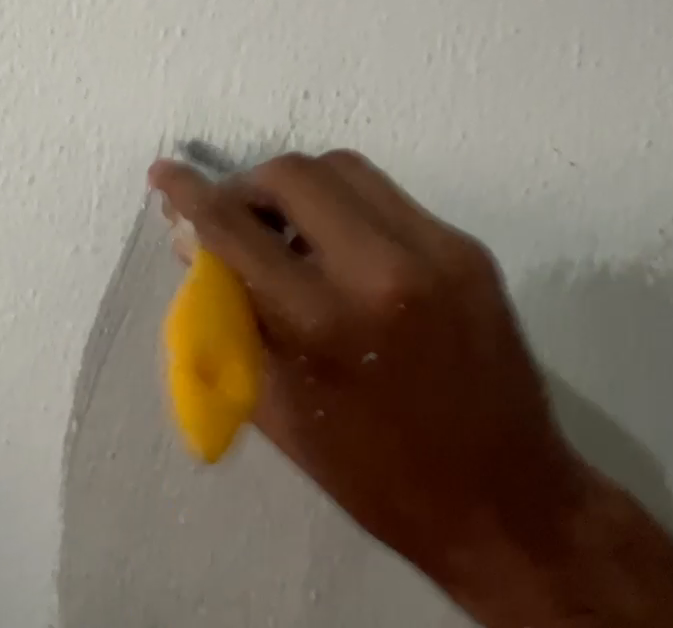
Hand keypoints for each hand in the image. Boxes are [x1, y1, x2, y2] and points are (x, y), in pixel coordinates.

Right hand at [148, 152, 581, 585]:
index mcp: (323, 321)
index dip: (189, 192)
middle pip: (294, 172)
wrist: (507, 503)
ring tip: (285, 228)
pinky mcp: (468, 250)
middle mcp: (382, 269)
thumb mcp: (276, 405)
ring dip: (298, 185)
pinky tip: (338, 248)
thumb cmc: (372, 473)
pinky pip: (387, 197)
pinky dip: (345, 206)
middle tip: (236, 217)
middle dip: (248, 184)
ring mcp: (436, 252)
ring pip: (345, 168)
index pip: (235, 227)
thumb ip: (228, 314)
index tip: (164, 172)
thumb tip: (192, 243)